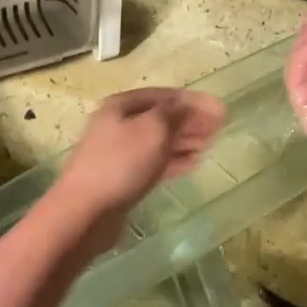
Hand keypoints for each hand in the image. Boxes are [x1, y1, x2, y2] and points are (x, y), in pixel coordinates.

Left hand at [54, 88, 225, 215]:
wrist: (86, 211)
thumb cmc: (121, 163)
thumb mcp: (153, 129)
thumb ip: (176, 114)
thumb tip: (191, 105)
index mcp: (121, 106)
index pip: (163, 96)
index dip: (193, 101)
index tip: (220, 110)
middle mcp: (118, 125)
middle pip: (161, 118)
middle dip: (190, 121)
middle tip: (220, 127)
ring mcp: (118, 153)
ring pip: (158, 141)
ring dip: (185, 140)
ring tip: (211, 144)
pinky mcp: (122, 178)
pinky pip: (153, 163)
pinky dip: (174, 160)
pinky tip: (193, 163)